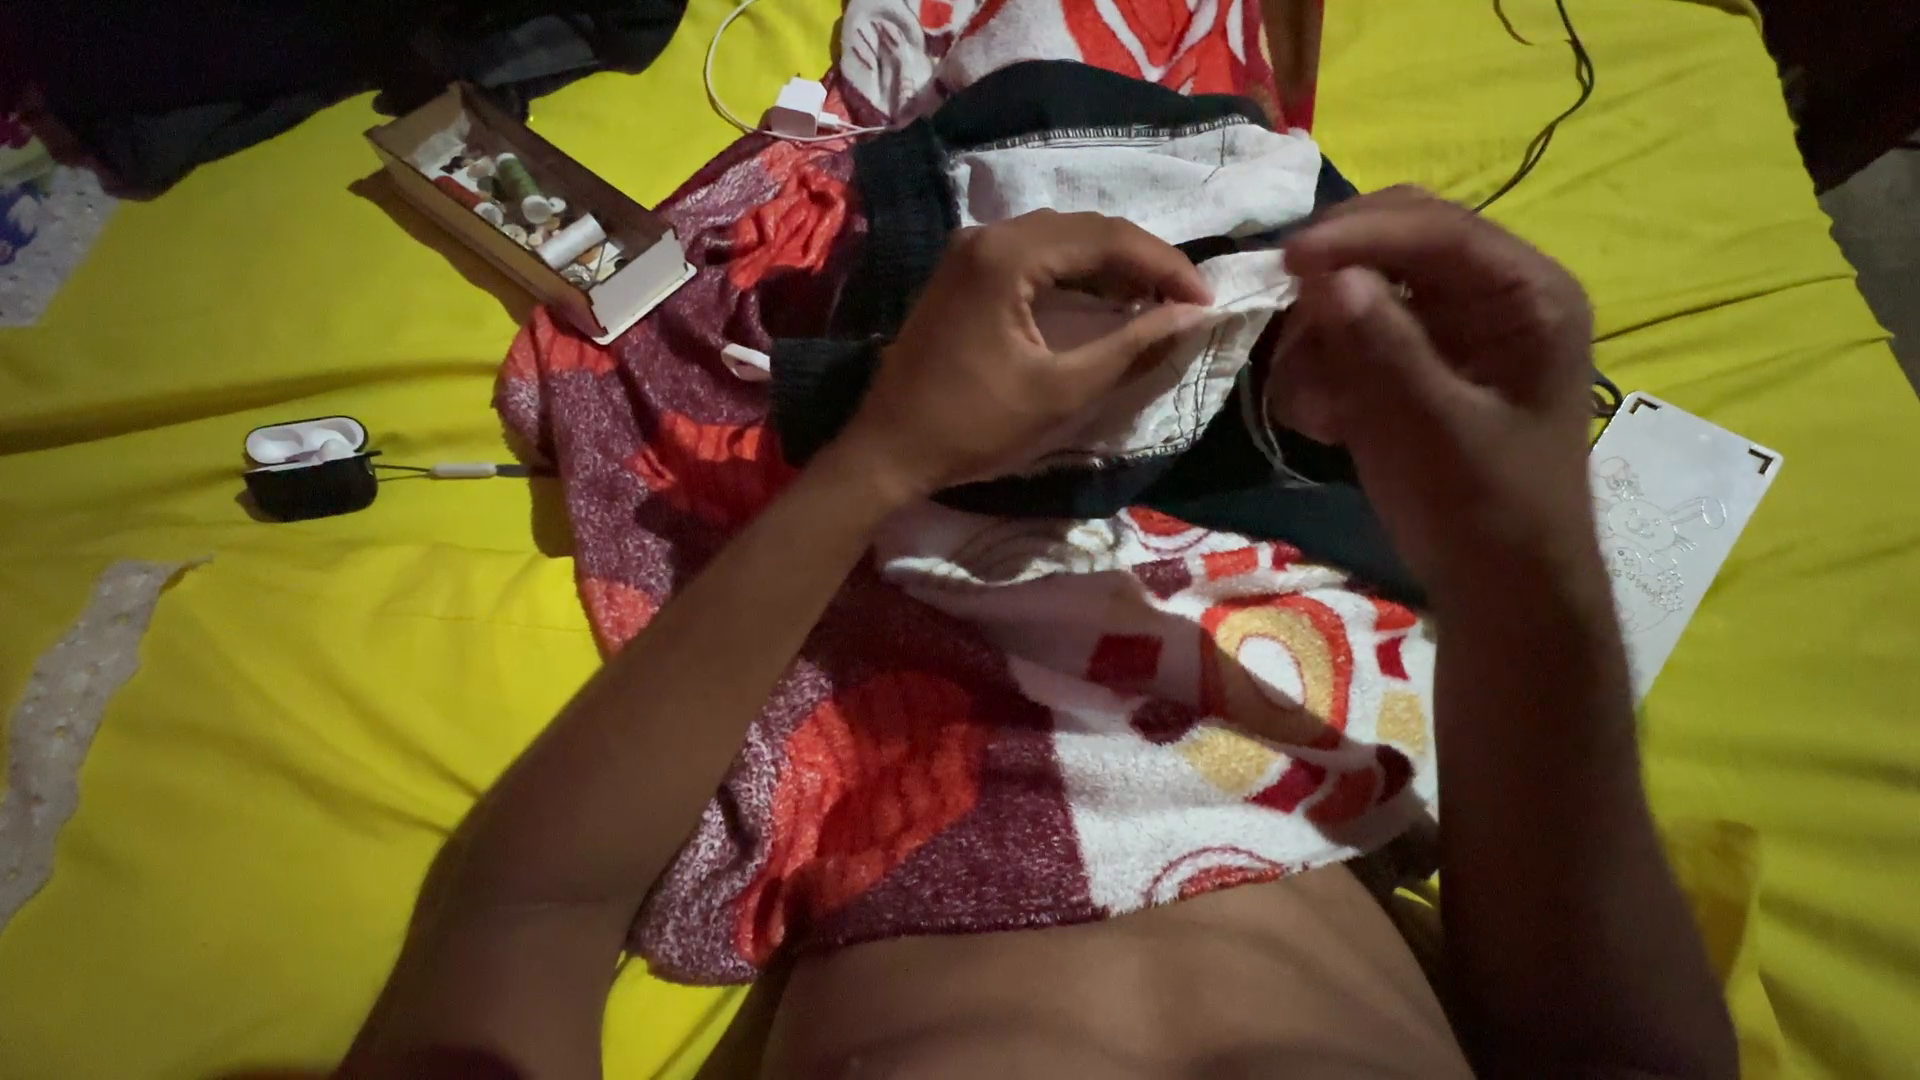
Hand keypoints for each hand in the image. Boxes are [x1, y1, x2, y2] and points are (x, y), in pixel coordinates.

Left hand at [832, 209, 1212, 499]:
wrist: (889, 450)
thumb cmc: (972, 426)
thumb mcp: (1059, 392)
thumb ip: (1128, 348)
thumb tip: (1191, 317)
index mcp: (1007, 255)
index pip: (1107, 238)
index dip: (1165, 265)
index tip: (1205, 300)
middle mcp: (985, 236)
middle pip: (1083, 229)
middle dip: (1140, 262)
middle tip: (1183, 300)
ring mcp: (968, 253)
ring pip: (1058, 240)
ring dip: (1107, 266)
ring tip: (1152, 302)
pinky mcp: (961, 275)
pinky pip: (1031, 257)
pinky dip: (1072, 276)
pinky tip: (1099, 301)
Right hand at [1271, 187, 1600, 602]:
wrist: (1496, 584)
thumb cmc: (1484, 508)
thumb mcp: (1432, 429)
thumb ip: (1383, 348)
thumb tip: (1326, 277)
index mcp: (1526, 297)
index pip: (1437, 230)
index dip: (1358, 234)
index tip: (1285, 261)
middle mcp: (1489, 299)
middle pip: (1397, 243)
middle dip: (1333, 277)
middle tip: (1278, 315)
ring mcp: (1448, 333)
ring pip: (1363, 293)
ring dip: (1320, 337)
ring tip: (1309, 400)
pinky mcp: (1412, 368)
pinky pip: (1350, 343)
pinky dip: (1323, 372)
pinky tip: (1323, 422)